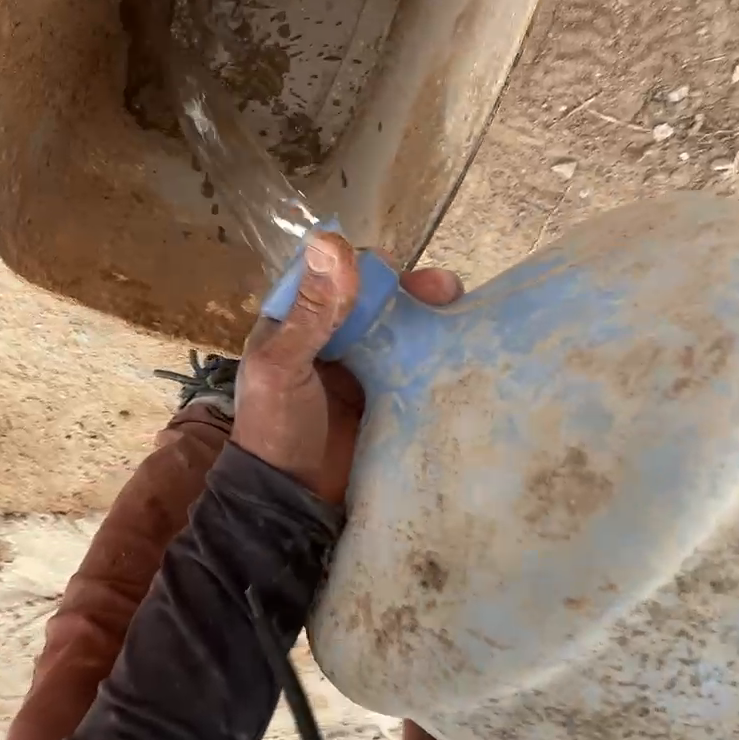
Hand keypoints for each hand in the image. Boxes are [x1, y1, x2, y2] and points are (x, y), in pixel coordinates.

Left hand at [232, 233, 463, 504]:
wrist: (293, 496)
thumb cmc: (276, 427)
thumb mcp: (283, 365)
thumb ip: (311, 311)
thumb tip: (332, 243)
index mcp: (296, 320)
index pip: (333, 275)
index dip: (364, 265)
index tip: (393, 268)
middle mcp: (332, 335)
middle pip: (376, 296)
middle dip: (408, 287)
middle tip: (441, 289)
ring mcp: (363, 365)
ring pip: (400, 325)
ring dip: (429, 312)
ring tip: (457, 306)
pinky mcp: (388, 392)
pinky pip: (415, 360)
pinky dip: (437, 348)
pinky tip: (462, 341)